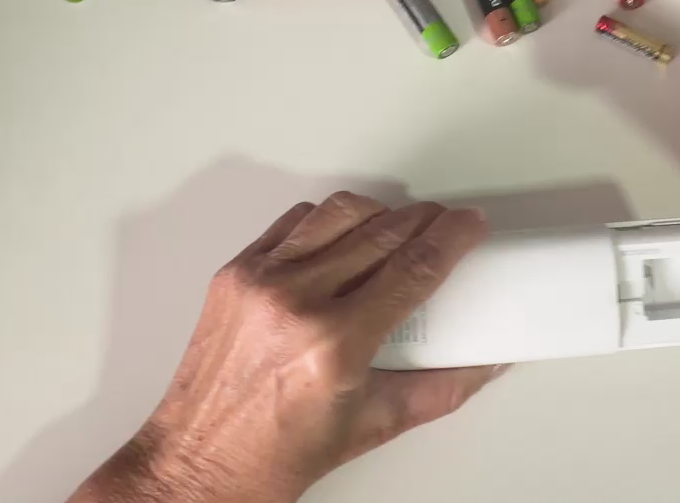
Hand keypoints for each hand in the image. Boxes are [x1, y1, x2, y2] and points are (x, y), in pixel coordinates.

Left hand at [72, 193, 500, 502]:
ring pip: (341, 211)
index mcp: (335, 346)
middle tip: (444, 224)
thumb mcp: (371, 427)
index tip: (471, 224)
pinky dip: (329, 220)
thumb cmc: (275, 457)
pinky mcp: (236, 271)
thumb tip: (486, 362)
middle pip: (385, 231)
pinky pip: (296, 220)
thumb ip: (440, 389)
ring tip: (397, 228)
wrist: (192, 468)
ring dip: (381, 213)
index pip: (414, 267)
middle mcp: (296, 302)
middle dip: (426, 219)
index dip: (453, 237)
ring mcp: (261, 280)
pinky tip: (343, 236)